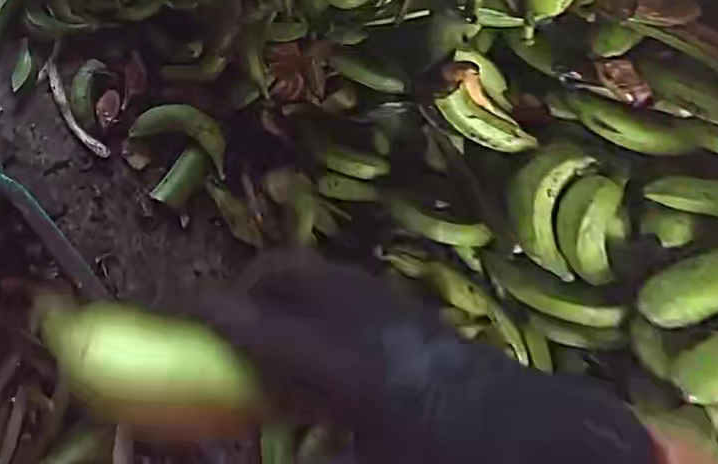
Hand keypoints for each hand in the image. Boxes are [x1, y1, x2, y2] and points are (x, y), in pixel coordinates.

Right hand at [199, 254, 656, 463]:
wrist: (543, 436)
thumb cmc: (449, 458)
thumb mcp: (377, 463)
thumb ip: (313, 446)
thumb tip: (256, 444)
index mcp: (346, 368)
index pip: (258, 327)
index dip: (209, 315)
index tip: (174, 310)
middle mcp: (358, 316)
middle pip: (281, 275)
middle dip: (245, 292)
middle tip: (229, 329)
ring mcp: (382, 300)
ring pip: (310, 273)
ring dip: (279, 293)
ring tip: (274, 336)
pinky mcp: (400, 301)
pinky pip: (336, 285)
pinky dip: (311, 300)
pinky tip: (325, 345)